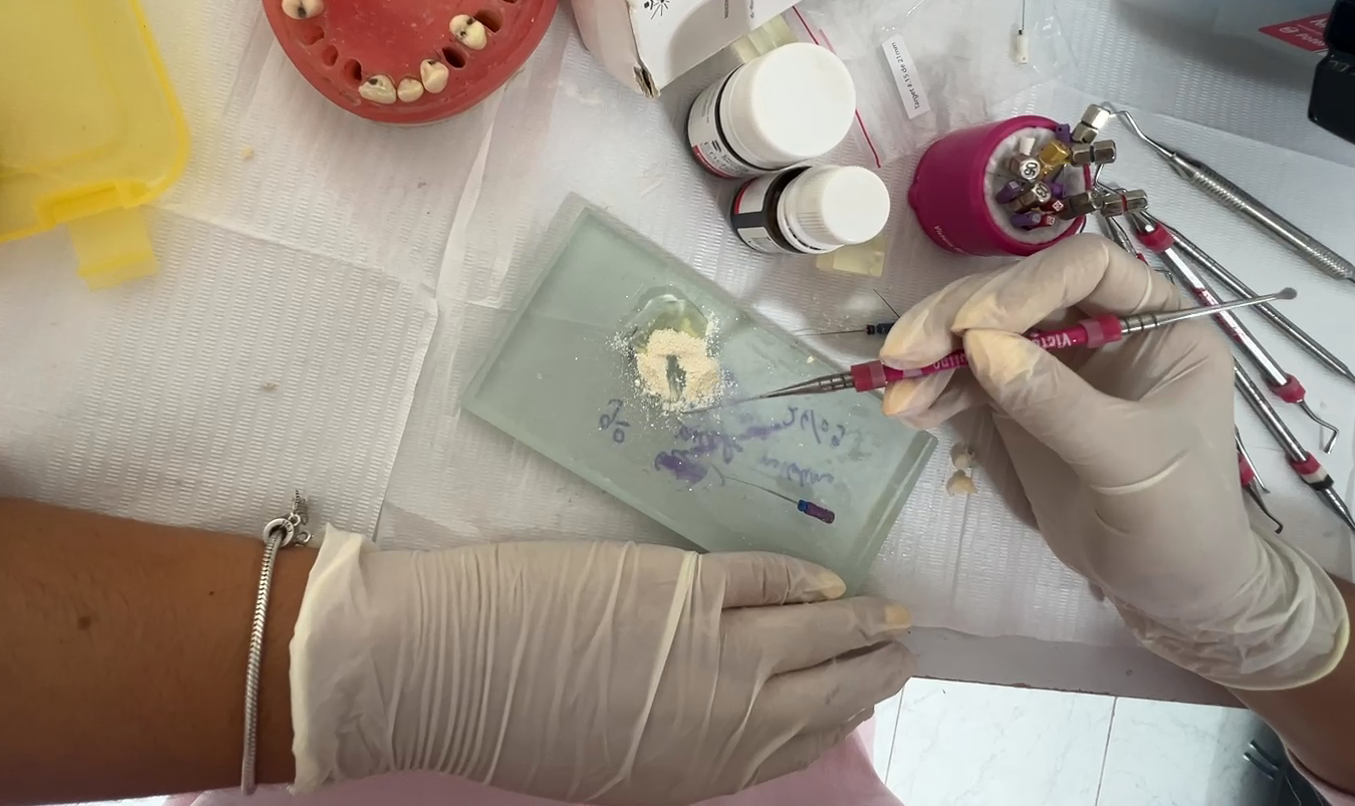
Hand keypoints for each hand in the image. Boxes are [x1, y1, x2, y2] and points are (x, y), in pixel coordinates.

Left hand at [289, 533, 913, 804]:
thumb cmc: (515, 716)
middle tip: (907, 653)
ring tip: (893, 615)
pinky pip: (766, 582)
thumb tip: (729, 706)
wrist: (447, 667)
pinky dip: (802, 582)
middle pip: (823, 698)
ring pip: (811, 638)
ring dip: (858, 625)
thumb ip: (679, 739)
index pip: (796, 745)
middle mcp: (723, 722)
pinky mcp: (685, 588)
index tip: (865, 698)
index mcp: (700, 772)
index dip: (839, 719)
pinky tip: (829, 582)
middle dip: (871, 676)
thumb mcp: (614, 762)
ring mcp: (711, 652)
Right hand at [878, 236, 1345, 689]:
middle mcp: (1097, 326)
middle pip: (1012, 293)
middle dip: (950, 320)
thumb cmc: (1179, 523)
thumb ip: (1057, 402)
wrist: (1163, 587)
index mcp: (1152, 322)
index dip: (1024, 284)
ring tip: (895, 396)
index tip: (970, 326)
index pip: (1085, 268)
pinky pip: (963, 374)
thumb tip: (978, 345)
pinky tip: (910, 413)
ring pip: (977, 330)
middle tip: (902, 356)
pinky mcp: (1014, 394)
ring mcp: (1051, 360)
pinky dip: (931, 389)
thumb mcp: (1130, 463)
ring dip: (930, 356)